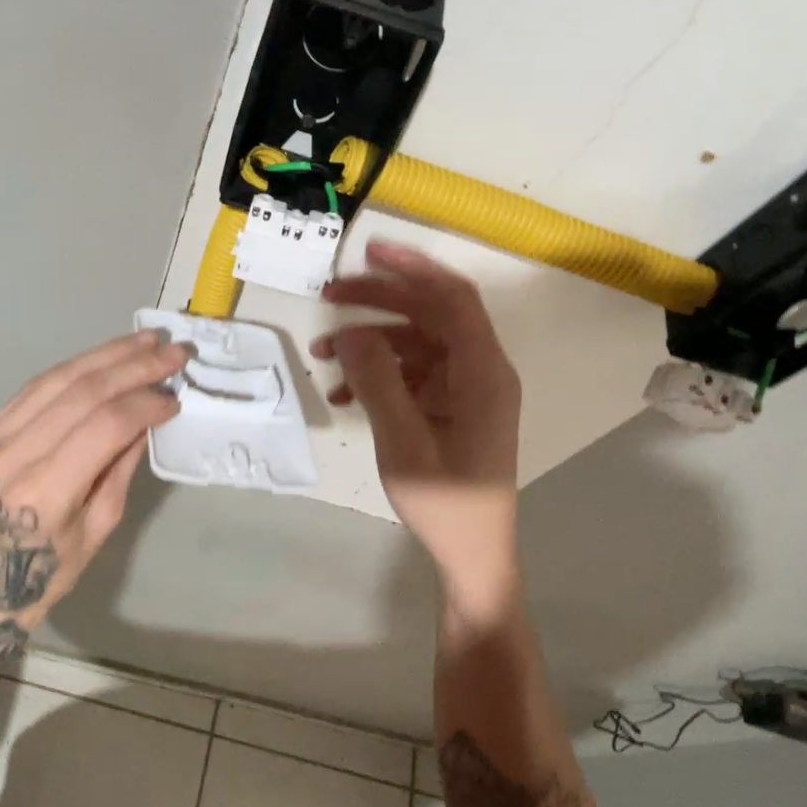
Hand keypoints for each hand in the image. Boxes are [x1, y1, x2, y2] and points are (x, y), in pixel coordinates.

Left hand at [0, 330, 185, 630]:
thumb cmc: (52, 568)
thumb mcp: (99, 526)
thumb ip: (121, 466)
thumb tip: (148, 415)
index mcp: (45, 492)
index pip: (103, 426)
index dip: (144, 404)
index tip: (174, 398)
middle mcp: (14, 456)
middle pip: (81, 393)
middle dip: (133, 367)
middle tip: (173, 352)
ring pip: (56, 379)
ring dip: (106, 355)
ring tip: (146, 341)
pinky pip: (35, 387)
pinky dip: (74, 367)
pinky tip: (105, 356)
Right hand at [313, 241, 522, 618]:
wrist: (473, 552)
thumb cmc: (444, 502)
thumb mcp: (403, 442)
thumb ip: (378, 382)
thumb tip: (349, 332)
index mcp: (483, 373)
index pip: (452, 300)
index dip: (412, 270)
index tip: (367, 253)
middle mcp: (481, 373)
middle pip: (432, 317)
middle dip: (381, 303)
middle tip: (329, 297)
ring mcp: (467, 392)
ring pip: (418, 347)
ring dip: (372, 346)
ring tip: (323, 356)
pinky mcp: (453, 411)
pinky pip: (415, 379)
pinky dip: (380, 378)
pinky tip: (344, 395)